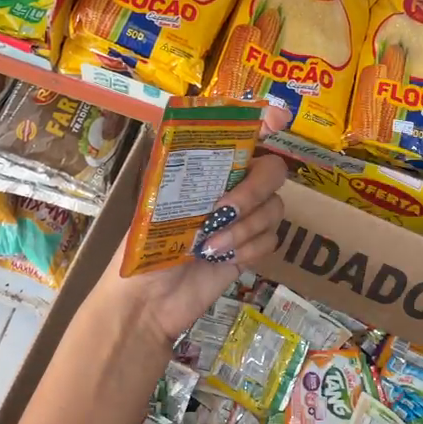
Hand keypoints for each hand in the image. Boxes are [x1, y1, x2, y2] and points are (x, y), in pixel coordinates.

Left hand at [92, 107, 292, 342]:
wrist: (147, 303)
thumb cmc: (144, 246)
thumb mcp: (158, 202)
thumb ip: (187, 171)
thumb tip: (199, 142)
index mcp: (207, 166)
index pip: (244, 133)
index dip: (266, 120)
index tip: (278, 120)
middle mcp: (231, 185)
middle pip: (272, 169)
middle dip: (253, 189)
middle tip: (225, 209)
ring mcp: (244, 218)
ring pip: (275, 206)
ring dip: (245, 226)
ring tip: (210, 245)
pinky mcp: (250, 248)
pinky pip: (272, 238)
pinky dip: (249, 248)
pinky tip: (223, 258)